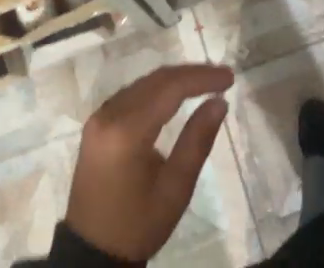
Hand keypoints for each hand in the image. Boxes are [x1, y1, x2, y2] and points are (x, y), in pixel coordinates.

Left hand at [64, 64, 234, 262]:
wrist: (93, 250)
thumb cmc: (138, 223)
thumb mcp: (175, 188)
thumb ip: (197, 141)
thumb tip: (219, 102)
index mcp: (127, 131)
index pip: (169, 88)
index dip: (202, 78)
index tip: (230, 78)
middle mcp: (108, 115)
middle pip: (155, 80)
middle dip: (190, 74)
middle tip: (222, 77)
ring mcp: (98, 118)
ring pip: (142, 84)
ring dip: (174, 79)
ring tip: (205, 82)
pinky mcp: (96, 125)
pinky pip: (131, 95)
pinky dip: (156, 89)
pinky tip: (176, 94)